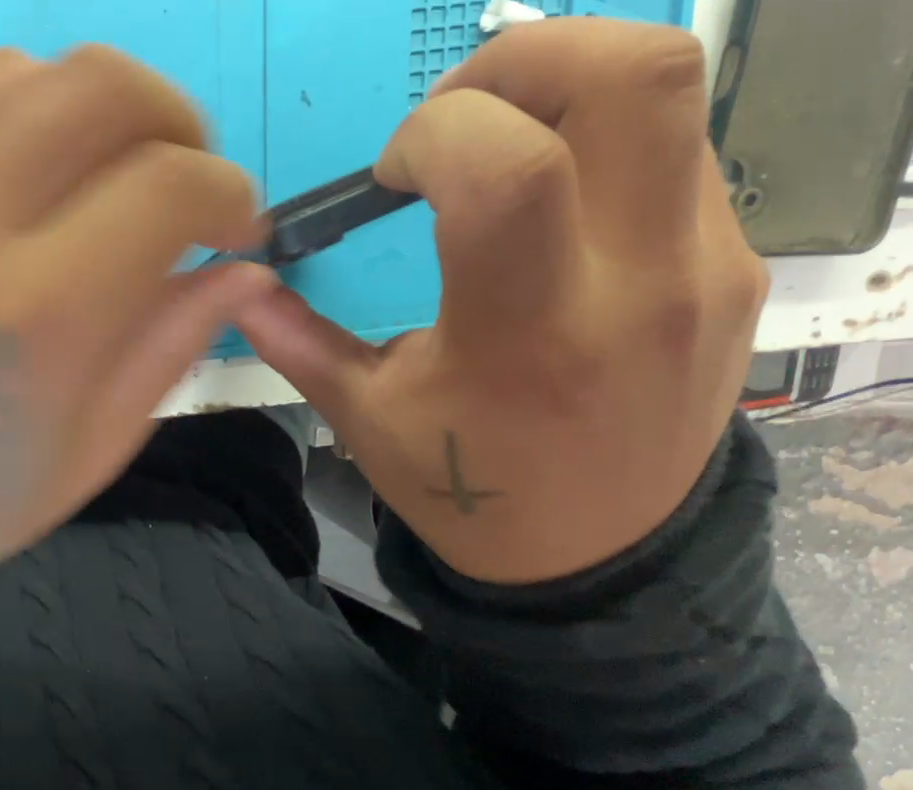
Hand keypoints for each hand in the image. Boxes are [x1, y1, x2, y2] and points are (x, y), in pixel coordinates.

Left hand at [0, 47, 268, 607]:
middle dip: (172, 120)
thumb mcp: (88, 452)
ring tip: (96, 179)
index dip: (228, 192)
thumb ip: (171, 345)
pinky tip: (13, 186)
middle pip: (99, 87)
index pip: (168, 184)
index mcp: (31, 319)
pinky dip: (3, 123)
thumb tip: (243, 266)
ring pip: (21, 75)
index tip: (235, 225)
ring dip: (86, 111)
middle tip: (178, 179)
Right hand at [236, 19, 767, 583]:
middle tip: (458, 109)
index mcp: (519, 336)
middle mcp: (632, 283)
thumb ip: (297, 342)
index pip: (504, 164)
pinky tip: (554, 212)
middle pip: (631, 73)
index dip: (432, 133)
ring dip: (563, 95)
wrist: (595, 553)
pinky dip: (601, 150)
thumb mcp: (365, 421)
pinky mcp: (738, 264)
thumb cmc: (464, 487)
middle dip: (523, 55)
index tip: (394, 173)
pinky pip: (678, 155)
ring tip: (502, 151)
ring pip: (666, 97)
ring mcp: (703, 266)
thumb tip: (233, 285)